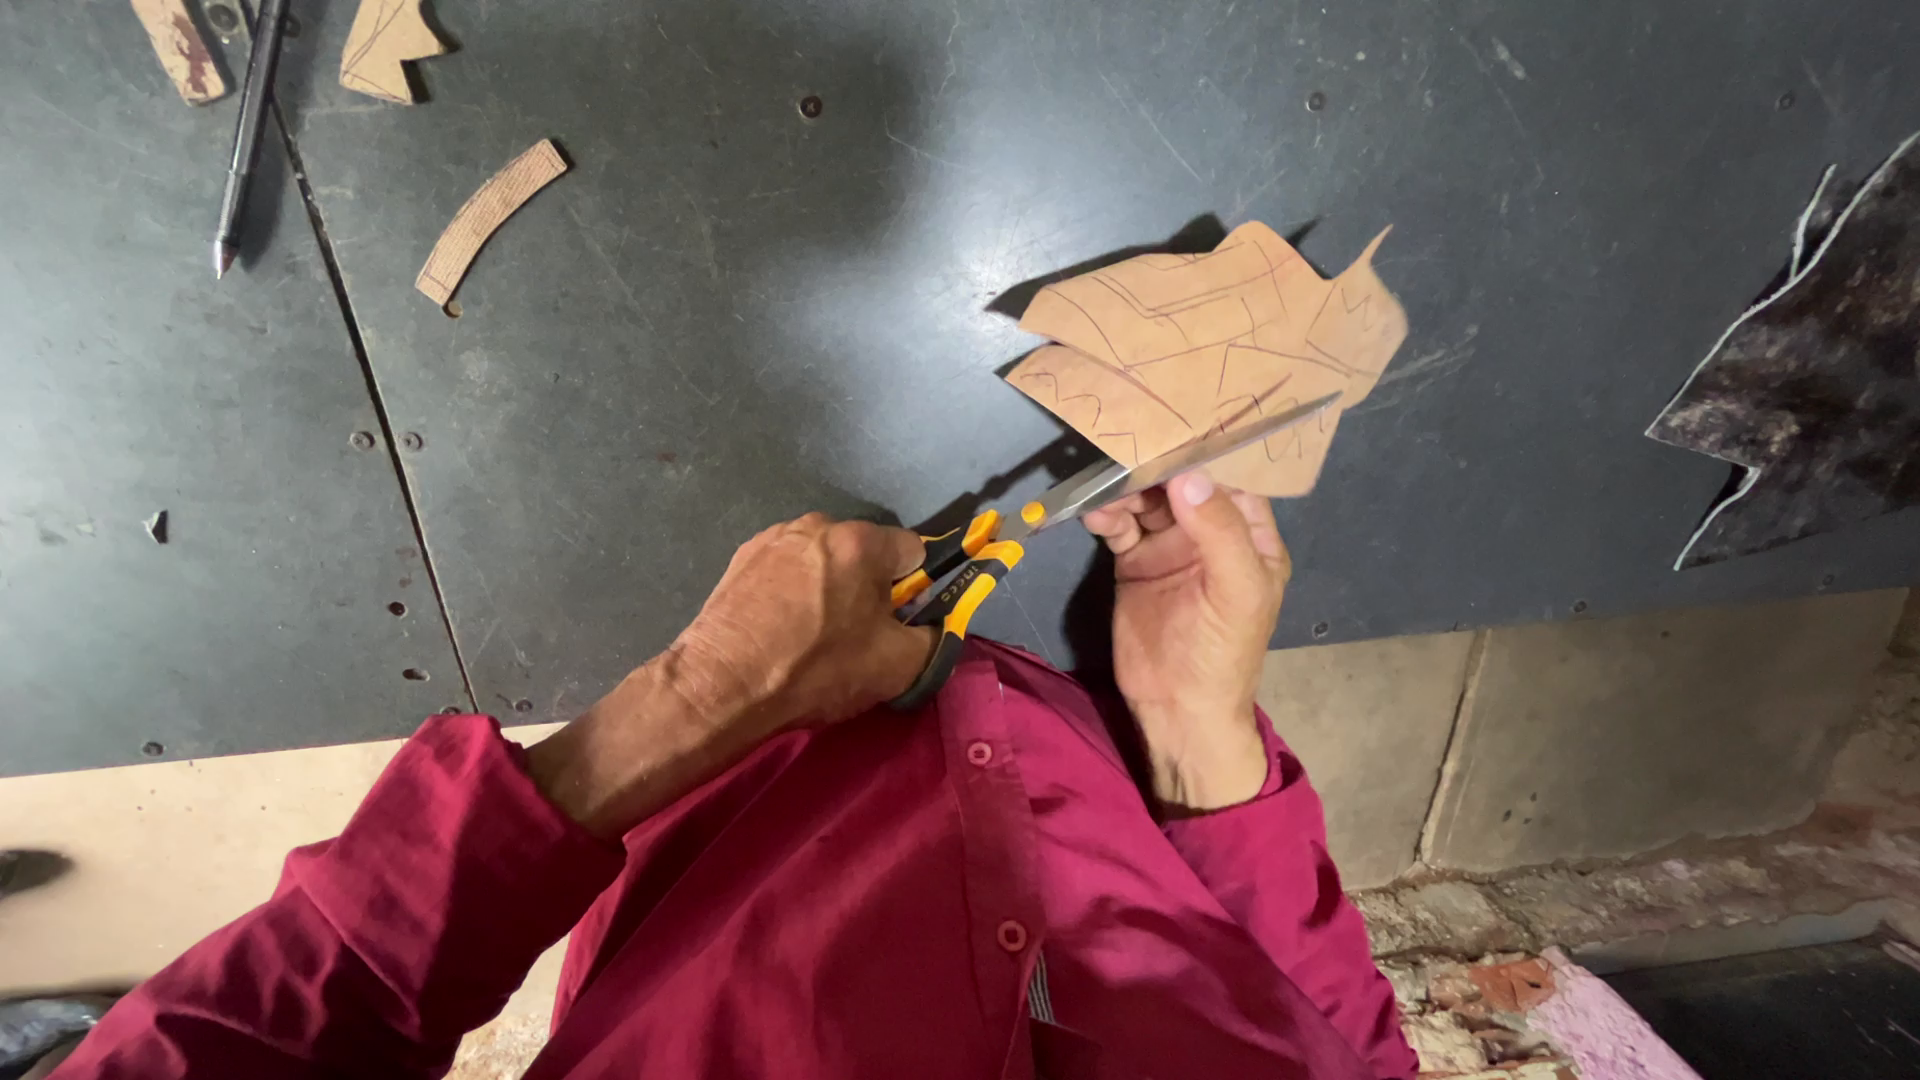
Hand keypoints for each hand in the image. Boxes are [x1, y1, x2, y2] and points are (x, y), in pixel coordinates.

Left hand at [528, 513, 933, 836]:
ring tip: (809, 633)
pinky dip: (794, 589)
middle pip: (866, 552)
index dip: (915, 589)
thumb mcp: (898, 666)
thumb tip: (932, 627)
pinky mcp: (742, 555)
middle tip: (854, 633)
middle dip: (871, 586)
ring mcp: (775, 536)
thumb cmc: (817, 670)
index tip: (898, 621)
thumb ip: (934, 637)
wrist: (721, 687)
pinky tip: (778, 627)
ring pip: (826, 558)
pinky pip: (789, 566)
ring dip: (831, 586)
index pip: (914, 550)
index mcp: (861, 542)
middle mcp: (819, 524)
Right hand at [1082, 472, 1288, 811]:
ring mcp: (1169, 545)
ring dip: (1127, 490)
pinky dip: (1107, 515)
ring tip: (1107, 488)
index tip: (1178, 421)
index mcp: (1249, 536)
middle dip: (1157, 466)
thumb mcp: (1235, 590)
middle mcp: (1209, 532)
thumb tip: (1189, 475)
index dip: (1209, 452)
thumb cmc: (1221, 652)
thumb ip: (1218, 531)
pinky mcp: (1134, 561)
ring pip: (1147, 500)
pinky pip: (1120, 526)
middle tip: (1129, 450)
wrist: (1175, 708)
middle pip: (1183, 483)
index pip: (1233, 479)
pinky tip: (1095, 513)